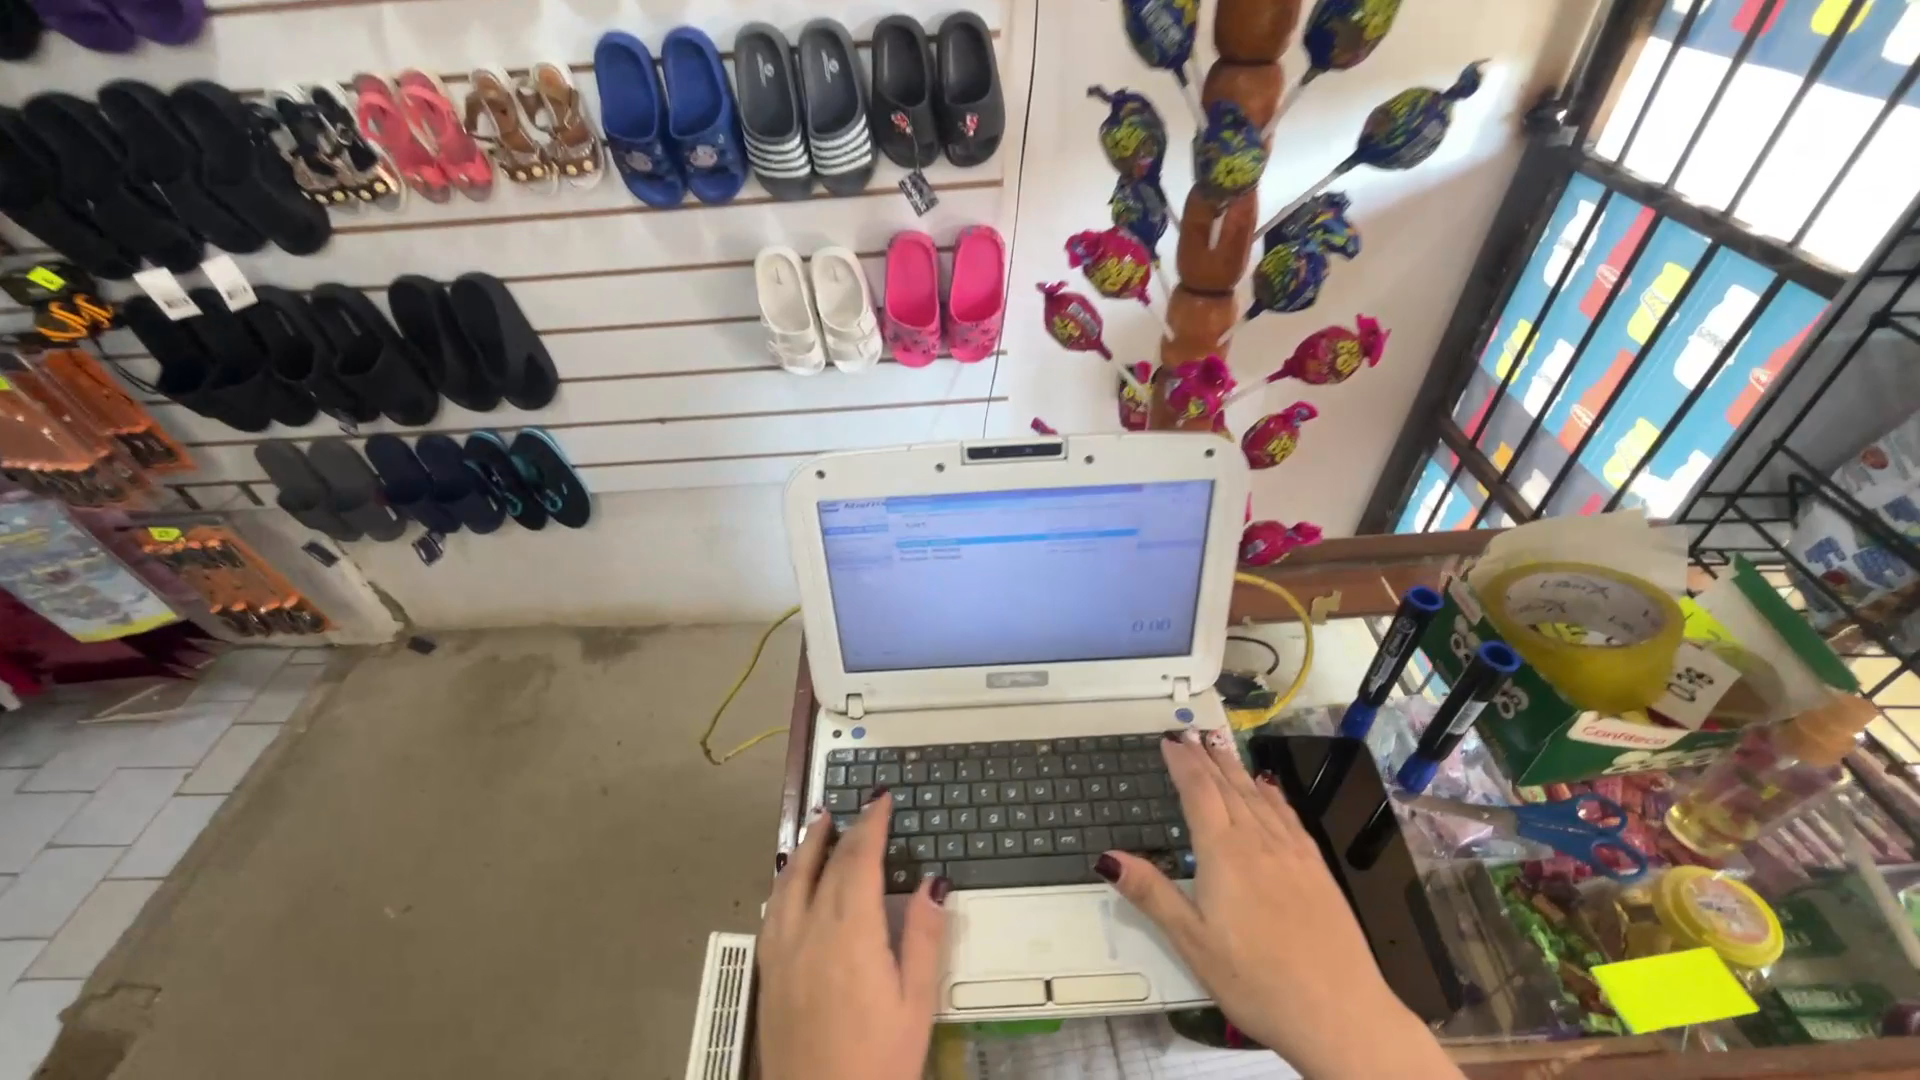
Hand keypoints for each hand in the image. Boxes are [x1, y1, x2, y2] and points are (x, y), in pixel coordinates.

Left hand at [757, 793, 947, 1079]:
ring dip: (807, 847)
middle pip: (828, 867)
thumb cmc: (879, 1061)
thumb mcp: (916, 1004)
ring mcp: (783, 952)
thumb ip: (923, 938)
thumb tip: (932, 882)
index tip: (881, 799)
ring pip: (792, 882)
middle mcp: (811, 932)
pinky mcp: (768, 972)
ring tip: (819, 822)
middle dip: (845, 830)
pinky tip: (789, 878)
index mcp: (851, 935)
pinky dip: (785, 880)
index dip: (872, 825)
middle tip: (857, 805)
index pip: (860, 861)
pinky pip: (773, 910)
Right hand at [1095, 730, 1460, 1078]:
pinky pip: (1288, 816)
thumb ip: (1152, 894)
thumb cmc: (1257, 982)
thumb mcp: (1193, 943)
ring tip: (1220, 747)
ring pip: (1258, 796)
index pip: (1198, 793)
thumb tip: (1108, 857)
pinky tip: (1269, 788)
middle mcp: (1259, 842)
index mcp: (1224, 854)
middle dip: (1206, 758)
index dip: (1182, 763)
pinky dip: (1272, 794)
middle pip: (1229, 787)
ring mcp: (1293, 853)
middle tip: (1191, 735)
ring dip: (1236, 768)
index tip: (1169, 741)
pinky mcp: (1317, 869)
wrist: (1341, 1014)